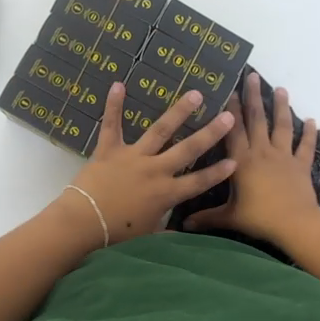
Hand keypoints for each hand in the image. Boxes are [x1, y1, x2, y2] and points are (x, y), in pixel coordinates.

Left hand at [59, 83, 236, 244]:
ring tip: (194, 94)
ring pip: (160, 130)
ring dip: (179, 111)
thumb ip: (166, 232)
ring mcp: (133, 157)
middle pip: (188, 150)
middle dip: (210, 133)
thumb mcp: (148, 236)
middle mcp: (155, 171)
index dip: (217, 173)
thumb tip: (182, 235)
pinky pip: (112, 125)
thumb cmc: (117, 234)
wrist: (84, 222)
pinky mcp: (109, 150)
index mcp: (165, 194)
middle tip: (227, 117)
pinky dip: (114, 105)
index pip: (198, 182)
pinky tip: (119, 84)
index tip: (235, 160)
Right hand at [185, 73, 319, 244]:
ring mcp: (284, 157)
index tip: (228, 90)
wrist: (294, 223)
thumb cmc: (259, 217)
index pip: (233, 130)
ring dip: (281, 107)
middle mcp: (262, 152)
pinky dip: (309, 133)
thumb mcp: (228, 217)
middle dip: (254, 97)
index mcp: (241, 161)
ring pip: (282, 126)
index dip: (230, 110)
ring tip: (281, 89)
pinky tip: (311, 120)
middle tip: (253, 76)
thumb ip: (206, 217)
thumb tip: (183, 224)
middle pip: (257, 120)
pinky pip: (306, 146)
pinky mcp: (301, 165)